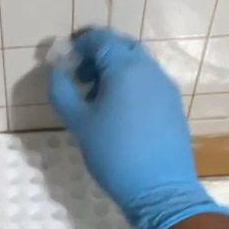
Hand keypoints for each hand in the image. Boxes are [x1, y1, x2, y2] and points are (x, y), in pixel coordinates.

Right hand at [47, 26, 226, 228]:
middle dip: (97, 54)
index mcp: (125, 67)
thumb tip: (55, 68)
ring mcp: (165, 86)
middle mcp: (149, 69)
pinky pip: (148, 80)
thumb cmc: (114, 153)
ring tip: (95, 97)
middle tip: (79, 76)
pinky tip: (118, 111)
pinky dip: (130, 82)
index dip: (79, 43)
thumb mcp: (78, 122)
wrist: (161, 190)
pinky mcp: (172, 103)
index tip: (64, 59)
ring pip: (136, 62)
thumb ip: (62, 89)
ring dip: (114, 68)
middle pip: (120, 46)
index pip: (100, 38)